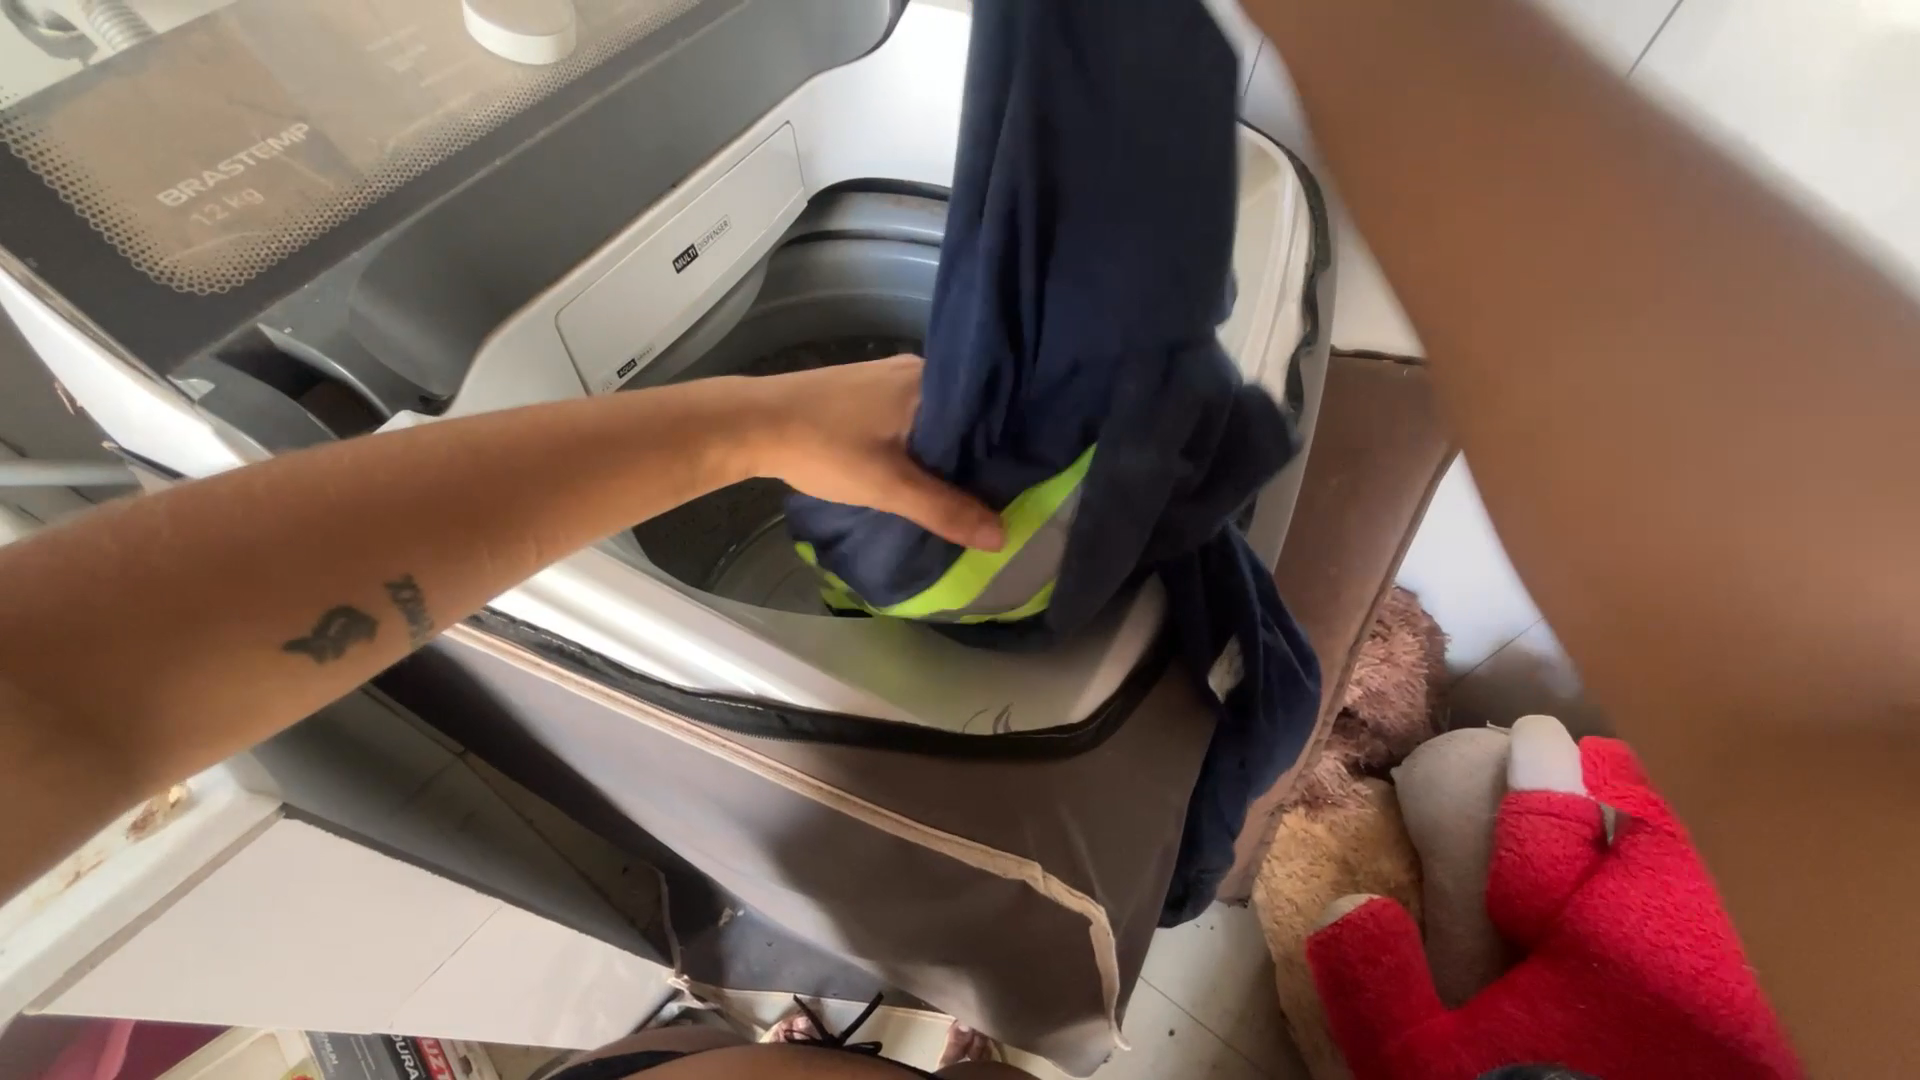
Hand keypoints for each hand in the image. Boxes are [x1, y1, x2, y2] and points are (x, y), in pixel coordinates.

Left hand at [733, 355, 1004, 550]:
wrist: (750, 424)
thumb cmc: (824, 448)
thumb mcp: (889, 487)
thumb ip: (945, 511)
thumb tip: (1000, 537)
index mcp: (929, 381)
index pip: (989, 412)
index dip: (1006, 447)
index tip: (1020, 480)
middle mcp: (915, 369)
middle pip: (963, 415)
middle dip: (976, 452)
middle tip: (996, 491)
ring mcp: (886, 376)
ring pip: (935, 417)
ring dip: (945, 449)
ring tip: (963, 485)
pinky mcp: (865, 389)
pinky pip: (911, 415)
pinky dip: (920, 441)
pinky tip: (921, 466)